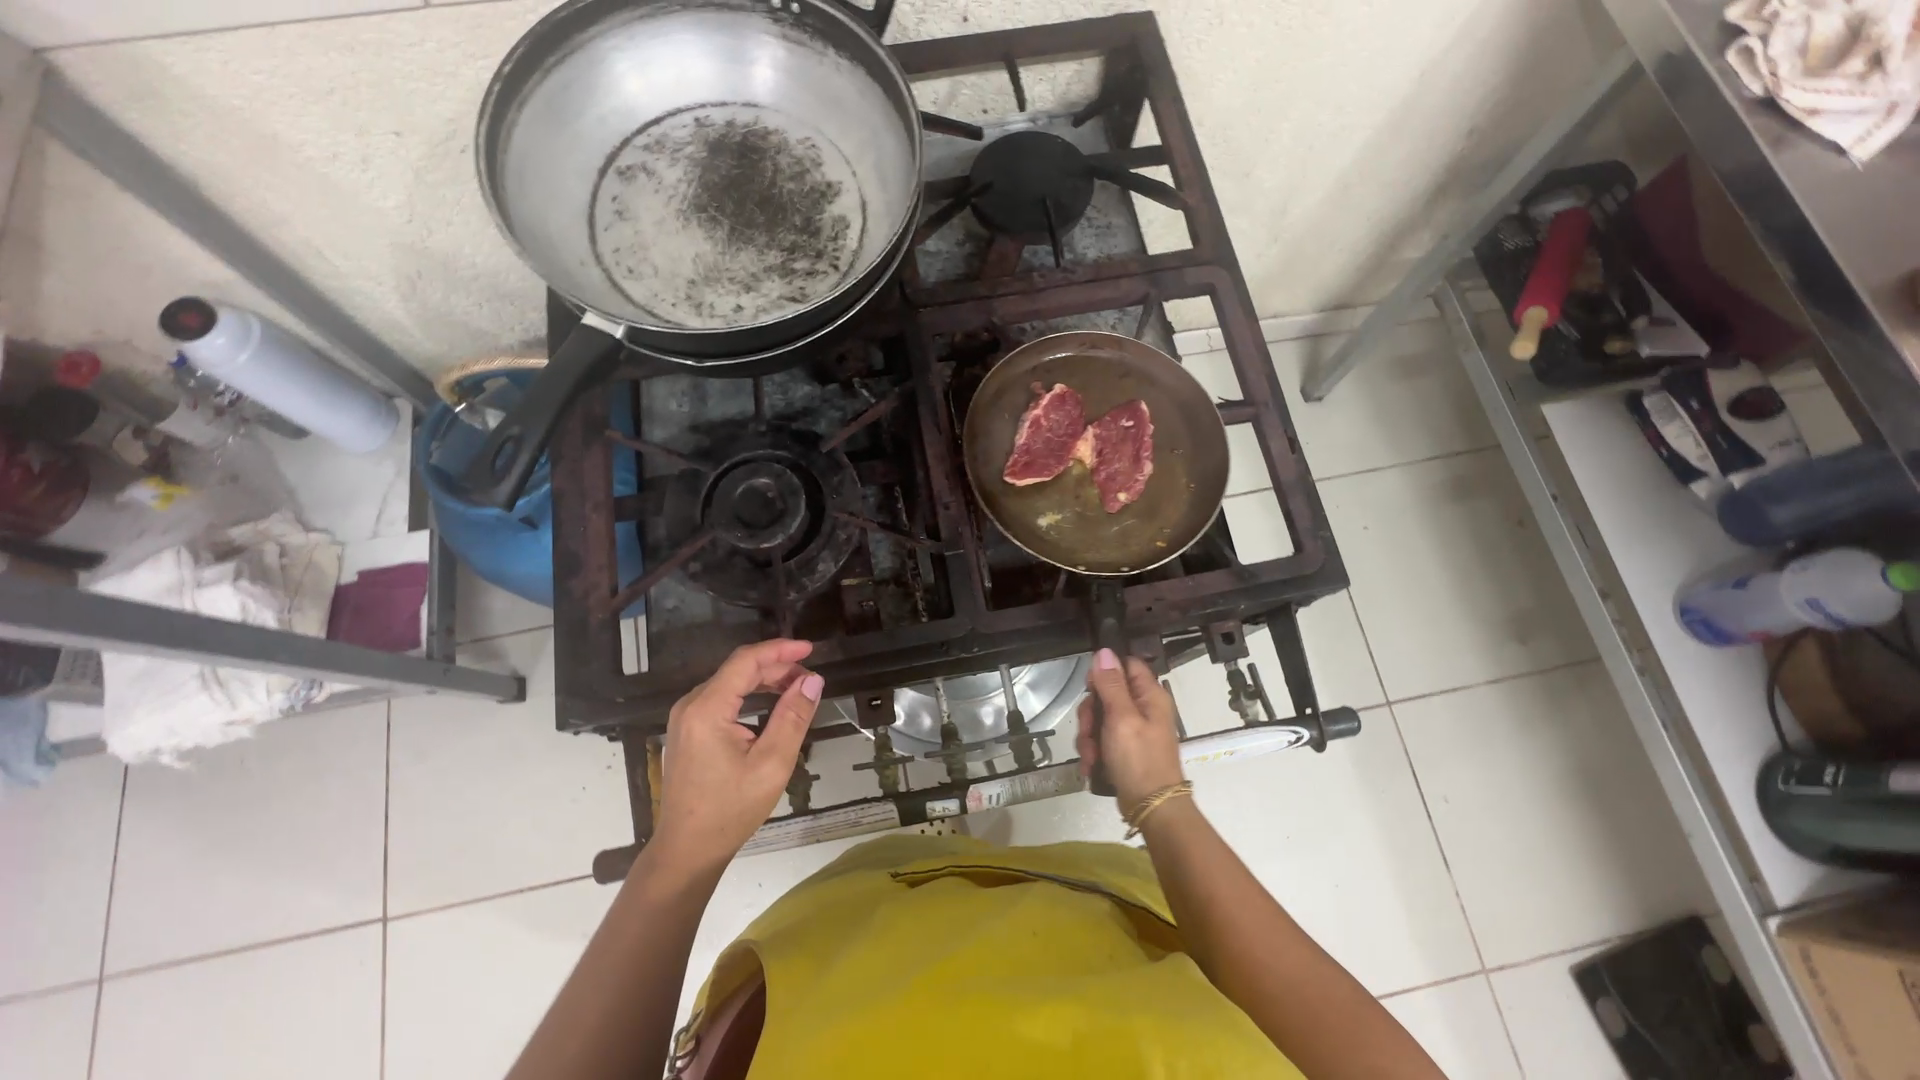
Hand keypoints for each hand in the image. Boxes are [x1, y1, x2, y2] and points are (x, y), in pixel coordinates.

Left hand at [653, 639, 823, 873]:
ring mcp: (685, 718)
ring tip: (797, 688)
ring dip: (763, 680)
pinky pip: (720, 699)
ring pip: (729, 683)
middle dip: (776, 666)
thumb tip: (812, 681)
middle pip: (736, 670)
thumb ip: (793, 717)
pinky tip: (771, 704)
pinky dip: (749, 695)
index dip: (780, 650)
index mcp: (707, 709)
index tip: (811, 649)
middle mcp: (690, 705)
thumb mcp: (772, 764)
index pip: (745, 661)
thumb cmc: (731, 809)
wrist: (688, 849)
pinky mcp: (687, 731)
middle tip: (810, 678)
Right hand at [1077, 647, 1184, 809]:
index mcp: (1150, 696)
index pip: (1127, 666)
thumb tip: (1104, 652)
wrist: (1150, 807)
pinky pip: (1101, 740)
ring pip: (1099, 719)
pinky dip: (1094, 752)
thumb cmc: (1139, 760)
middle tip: (1089, 730)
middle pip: (1107, 694)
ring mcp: (1133, 730)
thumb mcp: (1122, 718)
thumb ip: (1111, 685)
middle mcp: (1144, 709)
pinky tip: (1092, 766)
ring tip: (1092, 756)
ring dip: (1089, 737)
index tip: (1090, 686)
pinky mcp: (1124, 749)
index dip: (1106, 672)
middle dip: (1091, 713)